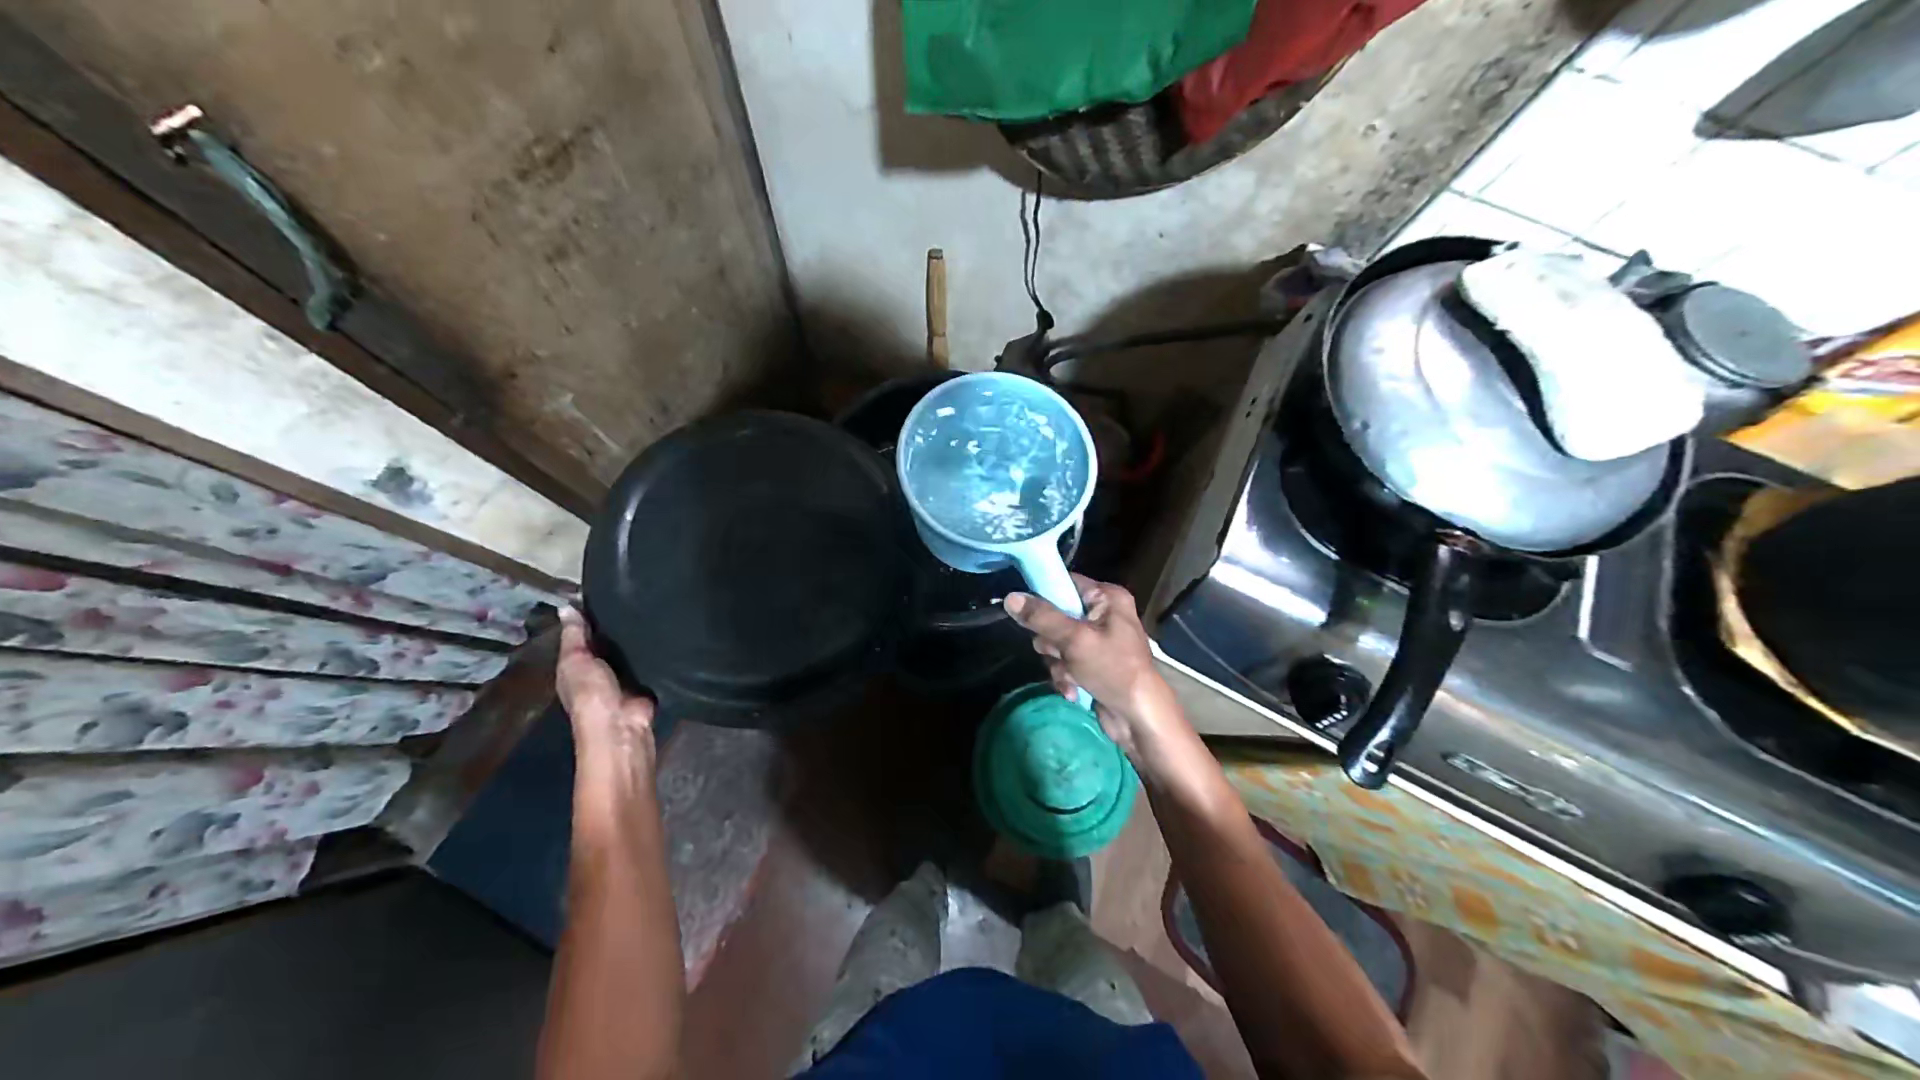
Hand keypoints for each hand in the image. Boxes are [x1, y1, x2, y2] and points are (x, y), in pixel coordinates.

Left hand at [556, 607, 657, 797]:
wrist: (622, 725)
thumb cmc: (591, 693)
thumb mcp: (575, 660)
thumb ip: (574, 635)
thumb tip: (566, 605)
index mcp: (575, 665)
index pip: (582, 634)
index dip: (589, 615)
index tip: (605, 589)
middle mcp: (598, 669)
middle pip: (607, 640)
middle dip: (617, 622)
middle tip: (635, 591)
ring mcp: (624, 676)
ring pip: (629, 648)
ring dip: (637, 634)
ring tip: (652, 603)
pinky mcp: (646, 680)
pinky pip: (650, 658)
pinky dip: (655, 648)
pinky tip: (665, 628)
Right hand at [1004, 575, 1184, 761]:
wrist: (1139, 718)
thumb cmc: (1113, 670)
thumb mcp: (1075, 640)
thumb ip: (1042, 618)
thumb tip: (1010, 597)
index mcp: (1108, 598)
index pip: (1065, 582)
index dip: (1044, 595)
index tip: (1026, 611)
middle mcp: (1104, 614)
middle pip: (1056, 615)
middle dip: (1051, 641)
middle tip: (1057, 652)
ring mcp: (1098, 641)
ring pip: (1056, 643)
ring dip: (1057, 663)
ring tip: (1070, 677)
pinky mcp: (1093, 665)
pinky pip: (1065, 662)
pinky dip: (1065, 676)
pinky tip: (1073, 690)